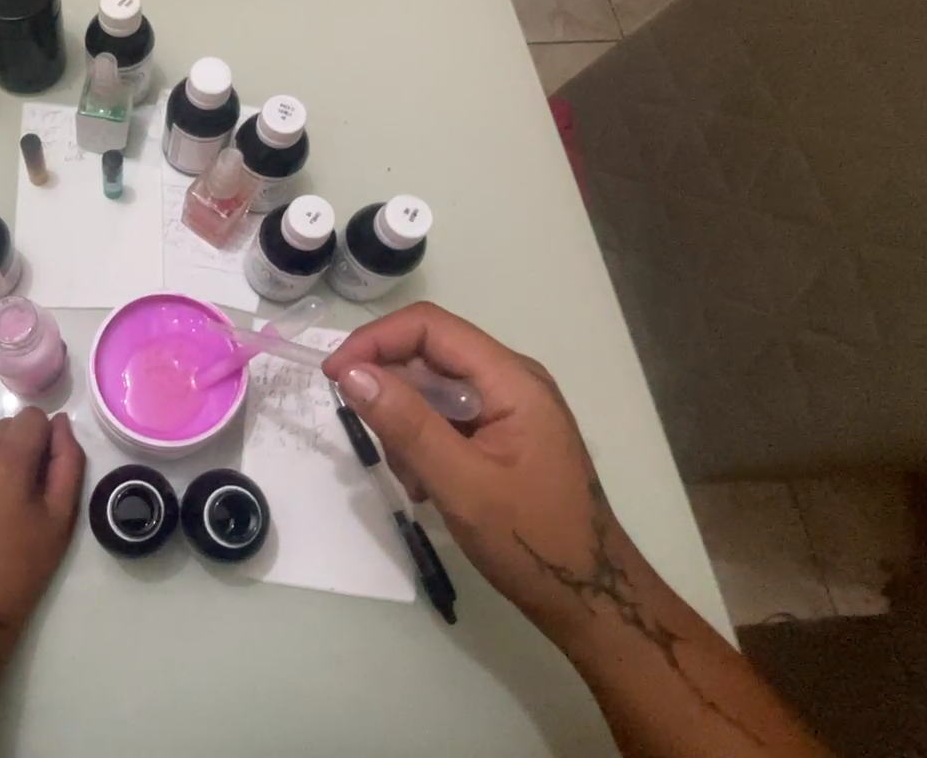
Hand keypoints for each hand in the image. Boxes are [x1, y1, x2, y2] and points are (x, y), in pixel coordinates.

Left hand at [0, 408, 84, 631]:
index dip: (43, 439)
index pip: (32, 416)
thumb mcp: (60, 516)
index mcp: (6, 462)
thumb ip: (67, 461)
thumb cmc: (22, 564)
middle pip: (3, 427)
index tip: (41, 471)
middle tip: (18, 492)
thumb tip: (60, 424)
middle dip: (16, 449)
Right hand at [321, 302, 636, 631]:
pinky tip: (428, 485)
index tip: (335, 375)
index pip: (429, 327)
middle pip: (426, 354)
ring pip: (428, 388)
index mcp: (511, 379)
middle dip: (390, 392)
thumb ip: (406, 423)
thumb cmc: (533, 542)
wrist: (592, 600)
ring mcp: (505, 406)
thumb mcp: (461, 484)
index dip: (375, 341)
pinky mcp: (498, 431)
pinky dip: (420, 442)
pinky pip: (441, 415)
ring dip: (404, 426)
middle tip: (375, 440)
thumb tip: (351, 373)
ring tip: (416, 480)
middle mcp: (509, 379)